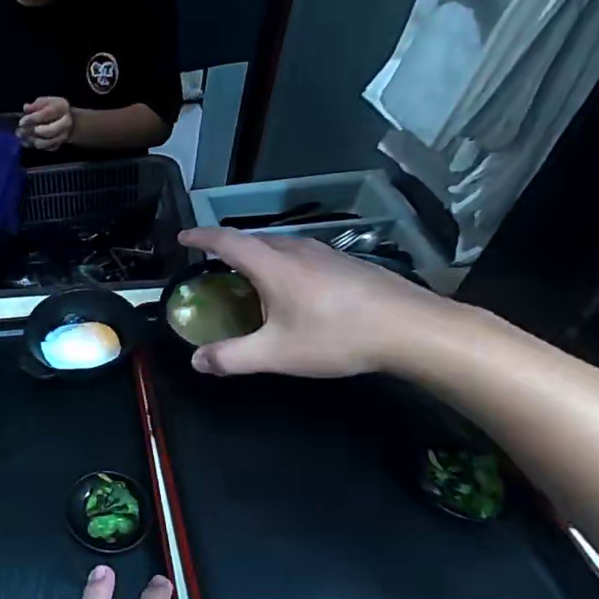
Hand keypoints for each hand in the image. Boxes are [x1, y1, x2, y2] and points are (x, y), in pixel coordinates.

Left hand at [19, 96, 75, 150]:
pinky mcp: (57, 145)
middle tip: (22, 130)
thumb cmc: (53, 109)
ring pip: (46, 143)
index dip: (33, 118)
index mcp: (62, 108)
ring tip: (21, 136)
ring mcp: (62, 136)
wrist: (68, 122)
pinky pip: (44, 148)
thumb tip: (26, 107)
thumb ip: (37, 104)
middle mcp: (66, 123)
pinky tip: (25, 140)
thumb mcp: (46, 102)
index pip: (47, 114)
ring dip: (31, 140)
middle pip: (50, 131)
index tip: (22, 121)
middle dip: (33, 132)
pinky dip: (33, 145)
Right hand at [177, 227, 457, 377]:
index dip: (201, 237)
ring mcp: (327, 255)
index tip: (183, 236)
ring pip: (282, 245)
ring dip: (259, 254)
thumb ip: (231, 358)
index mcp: (273, 265)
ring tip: (250, 275)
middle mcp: (298, 251)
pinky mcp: (349, 264)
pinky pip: (303, 255)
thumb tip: (196, 362)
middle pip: (254, 239)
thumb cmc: (338, 337)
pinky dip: (284, 263)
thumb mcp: (276, 354)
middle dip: (228, 247)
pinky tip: (294, 288)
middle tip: (213, 263)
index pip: (227, 241)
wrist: (415, 329)